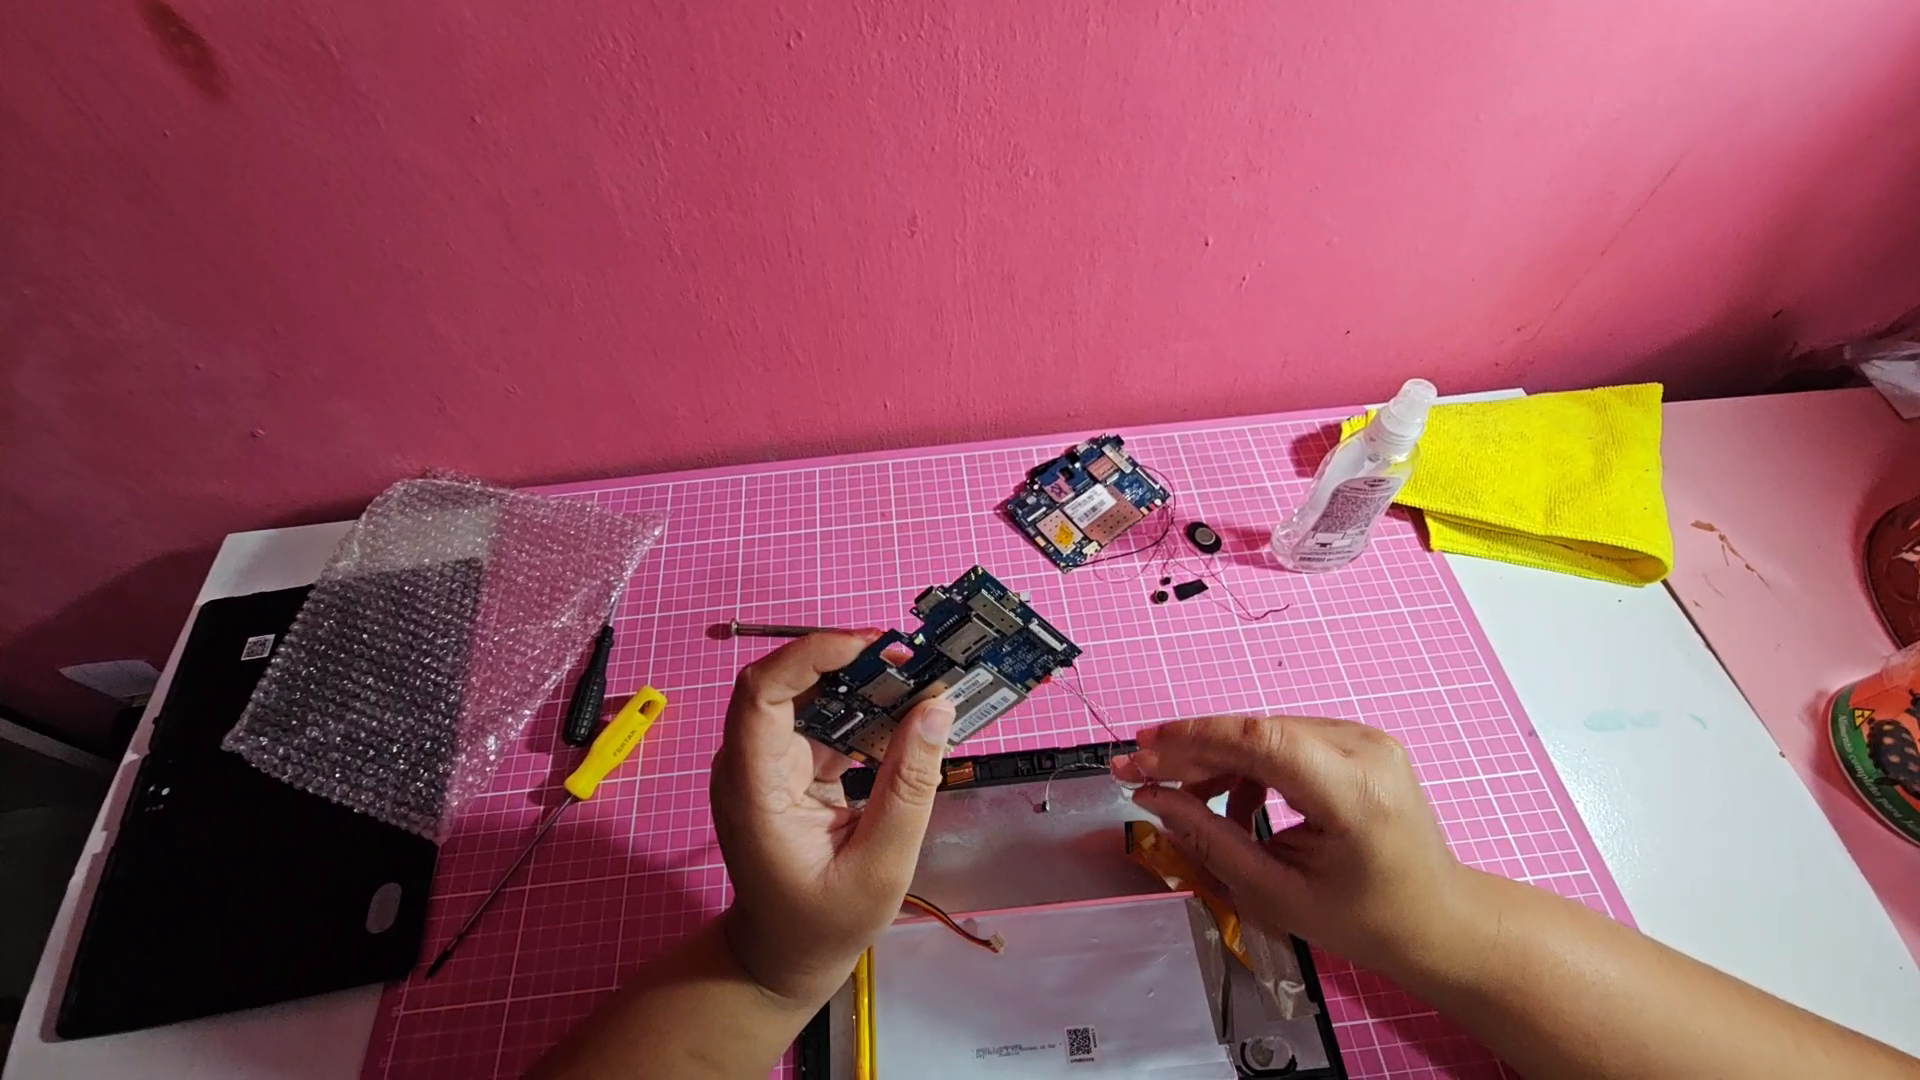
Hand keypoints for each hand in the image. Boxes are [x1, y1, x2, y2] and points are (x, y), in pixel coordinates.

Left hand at [710, 632, 955, 1007]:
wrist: (782, 956)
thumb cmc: (823, 923)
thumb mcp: (882, 866)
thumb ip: (910, 786)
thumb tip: (937, 709)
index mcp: (755, 788)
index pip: (762, 692)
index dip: (813, 654)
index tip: (875, 647)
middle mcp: (751, 763)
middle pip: (787, 683)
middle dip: (849, 662)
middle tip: (910, 660)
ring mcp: (767, 762)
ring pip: (809, 696)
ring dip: (863, 685)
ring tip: (917, 683)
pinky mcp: (788, 765)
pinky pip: (825, 721)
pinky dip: (865, 713)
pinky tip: (904, 716)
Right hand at [1111, 715, 1469, 975]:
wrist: (1442, 922)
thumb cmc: (1367, 921)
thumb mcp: (1278, 892)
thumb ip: (1210, 838)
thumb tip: (1151, 796)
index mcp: (1357, 790)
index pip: (1261, 742)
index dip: (1192, 740)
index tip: (1140, 753)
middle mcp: (1364, 748)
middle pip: (1255, 732)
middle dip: (1189, 750)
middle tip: (1137, 769)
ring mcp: (1363, 738)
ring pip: (1262, 733)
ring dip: (1213, 760)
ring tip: (1180, 796)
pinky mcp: (1354, 741)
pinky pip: (1281, 741)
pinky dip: (1245, 765)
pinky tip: (1231, 800)